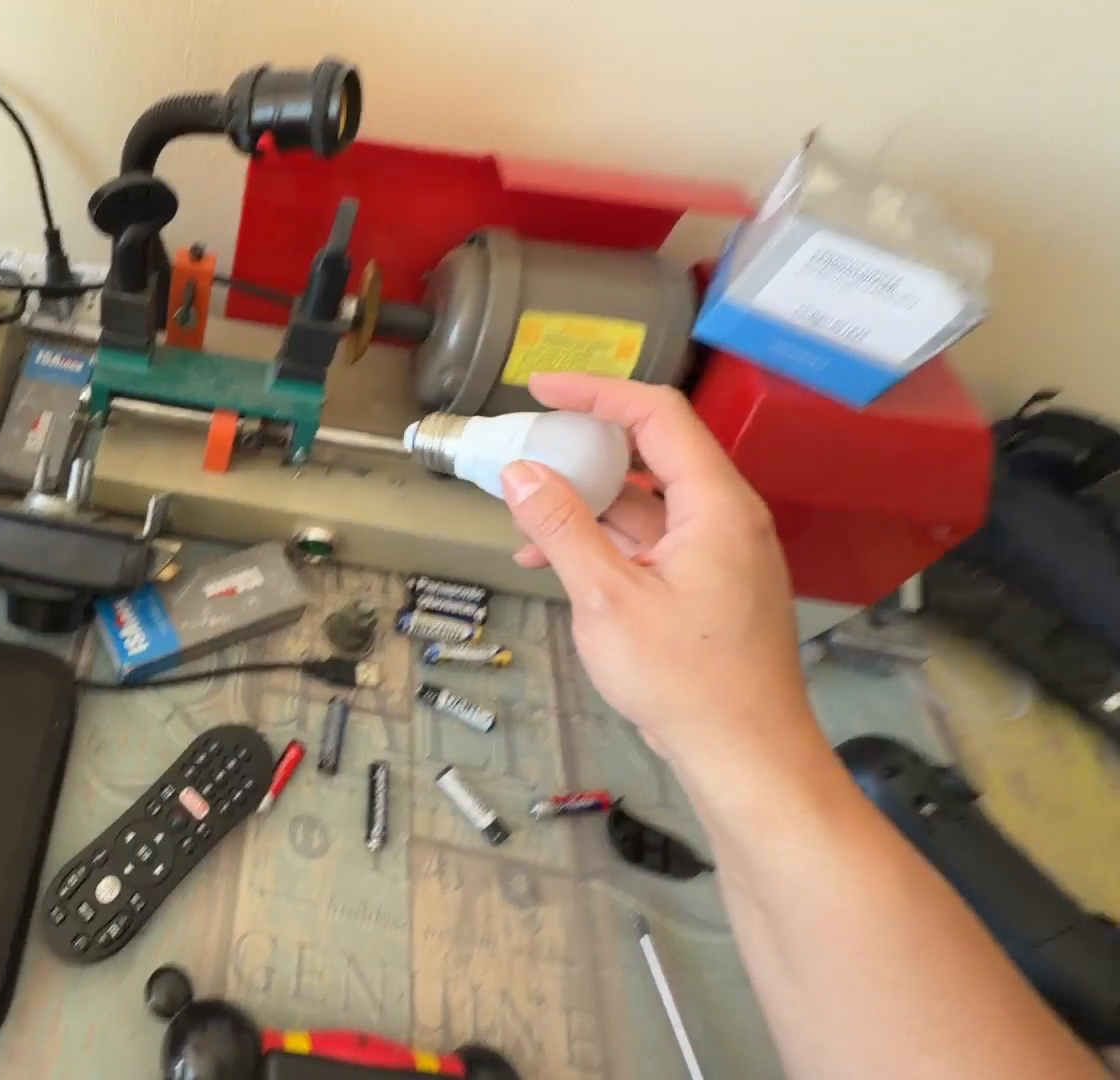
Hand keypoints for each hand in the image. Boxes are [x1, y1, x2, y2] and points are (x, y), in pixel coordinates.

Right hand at [499, 374, 816, 774]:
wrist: (742, 752)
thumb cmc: (682, 677)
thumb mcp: (606, 597)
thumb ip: (561, 527)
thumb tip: (520, 471)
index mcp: (715, 507)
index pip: (657, 417)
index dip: (597, 393)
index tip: (541, 389)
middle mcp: (721, 517)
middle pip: (648, 454)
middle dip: (580, 449)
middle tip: (524, 452)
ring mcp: (712, 551)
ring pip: (640, 501)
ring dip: (580, 502)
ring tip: (522, 516)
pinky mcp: (699, 580)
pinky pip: (641, 539)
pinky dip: (595, 539)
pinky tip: (547, 559)